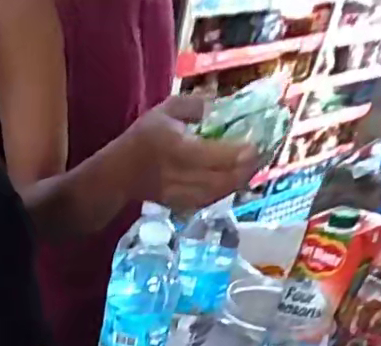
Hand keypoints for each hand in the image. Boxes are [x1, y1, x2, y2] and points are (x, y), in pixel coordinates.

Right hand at [123, 95, 261, 213]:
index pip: (207, 155)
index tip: (254, 147)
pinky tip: (233, 184)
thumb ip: (194, 105)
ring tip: (251, 169)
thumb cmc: (142, 138)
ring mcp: (176, 193)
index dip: (233, 155)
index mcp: (173, 147)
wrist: (119, 175)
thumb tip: (220, 107)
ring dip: (235, 184)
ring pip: (212, 194)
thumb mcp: (165, 110)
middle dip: (242, 170)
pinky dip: (222, 194)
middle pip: (215, 178)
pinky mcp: (177, 204)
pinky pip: (205, 202)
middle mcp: (175, 174)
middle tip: (261, 157)